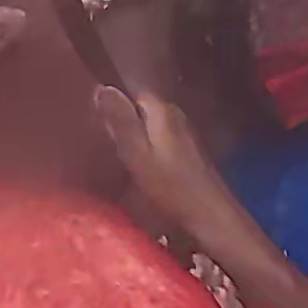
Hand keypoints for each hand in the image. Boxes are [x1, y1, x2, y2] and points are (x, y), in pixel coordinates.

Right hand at [95, 87, 307, 307]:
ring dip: (130, 131)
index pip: (128, 88)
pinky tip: (135, 162)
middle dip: (118, 116)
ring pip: (146, 121)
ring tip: (113, 149)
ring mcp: (182, 130)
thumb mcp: (137, 154)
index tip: (93, 117)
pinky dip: (143, 144)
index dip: (109, 99)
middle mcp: (173, 113)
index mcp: (160, 109)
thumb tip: (102, 86)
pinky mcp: (185, 148)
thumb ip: (120, 121)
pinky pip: (155, 135)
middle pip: (137, 104)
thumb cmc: (171, 188)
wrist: (214, 220)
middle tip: (100, 137)